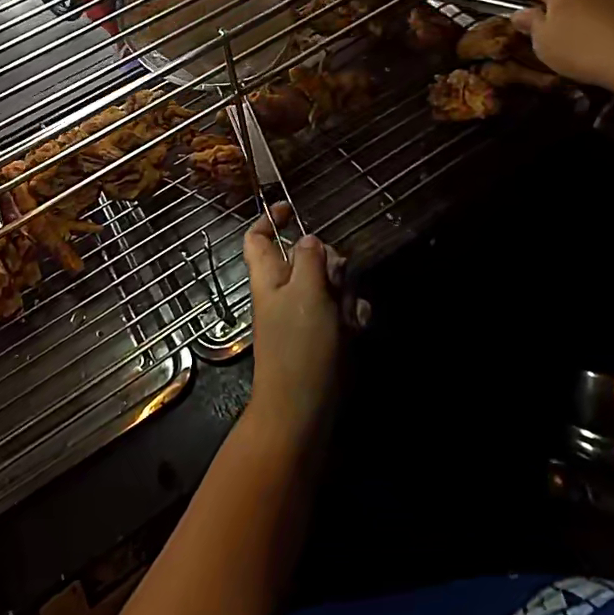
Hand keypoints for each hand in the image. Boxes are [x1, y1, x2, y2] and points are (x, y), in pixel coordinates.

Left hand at [243, 203, 343, 432]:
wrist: (305, 406)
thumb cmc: (299, 346)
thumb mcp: (305, 293)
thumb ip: (310, 259)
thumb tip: (309, 238)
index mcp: (269, 278)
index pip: (257, 239)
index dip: (269, 220)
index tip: (291, 208)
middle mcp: (286, 291)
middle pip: (309, 257)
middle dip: (330, 262)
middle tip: (335, 280)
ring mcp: (306, 313)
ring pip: (332, 282)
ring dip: (345, 292)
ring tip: (345, 314)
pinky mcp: (325, 333)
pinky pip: (344, 309)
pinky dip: (353, 314)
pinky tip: (356, 327)